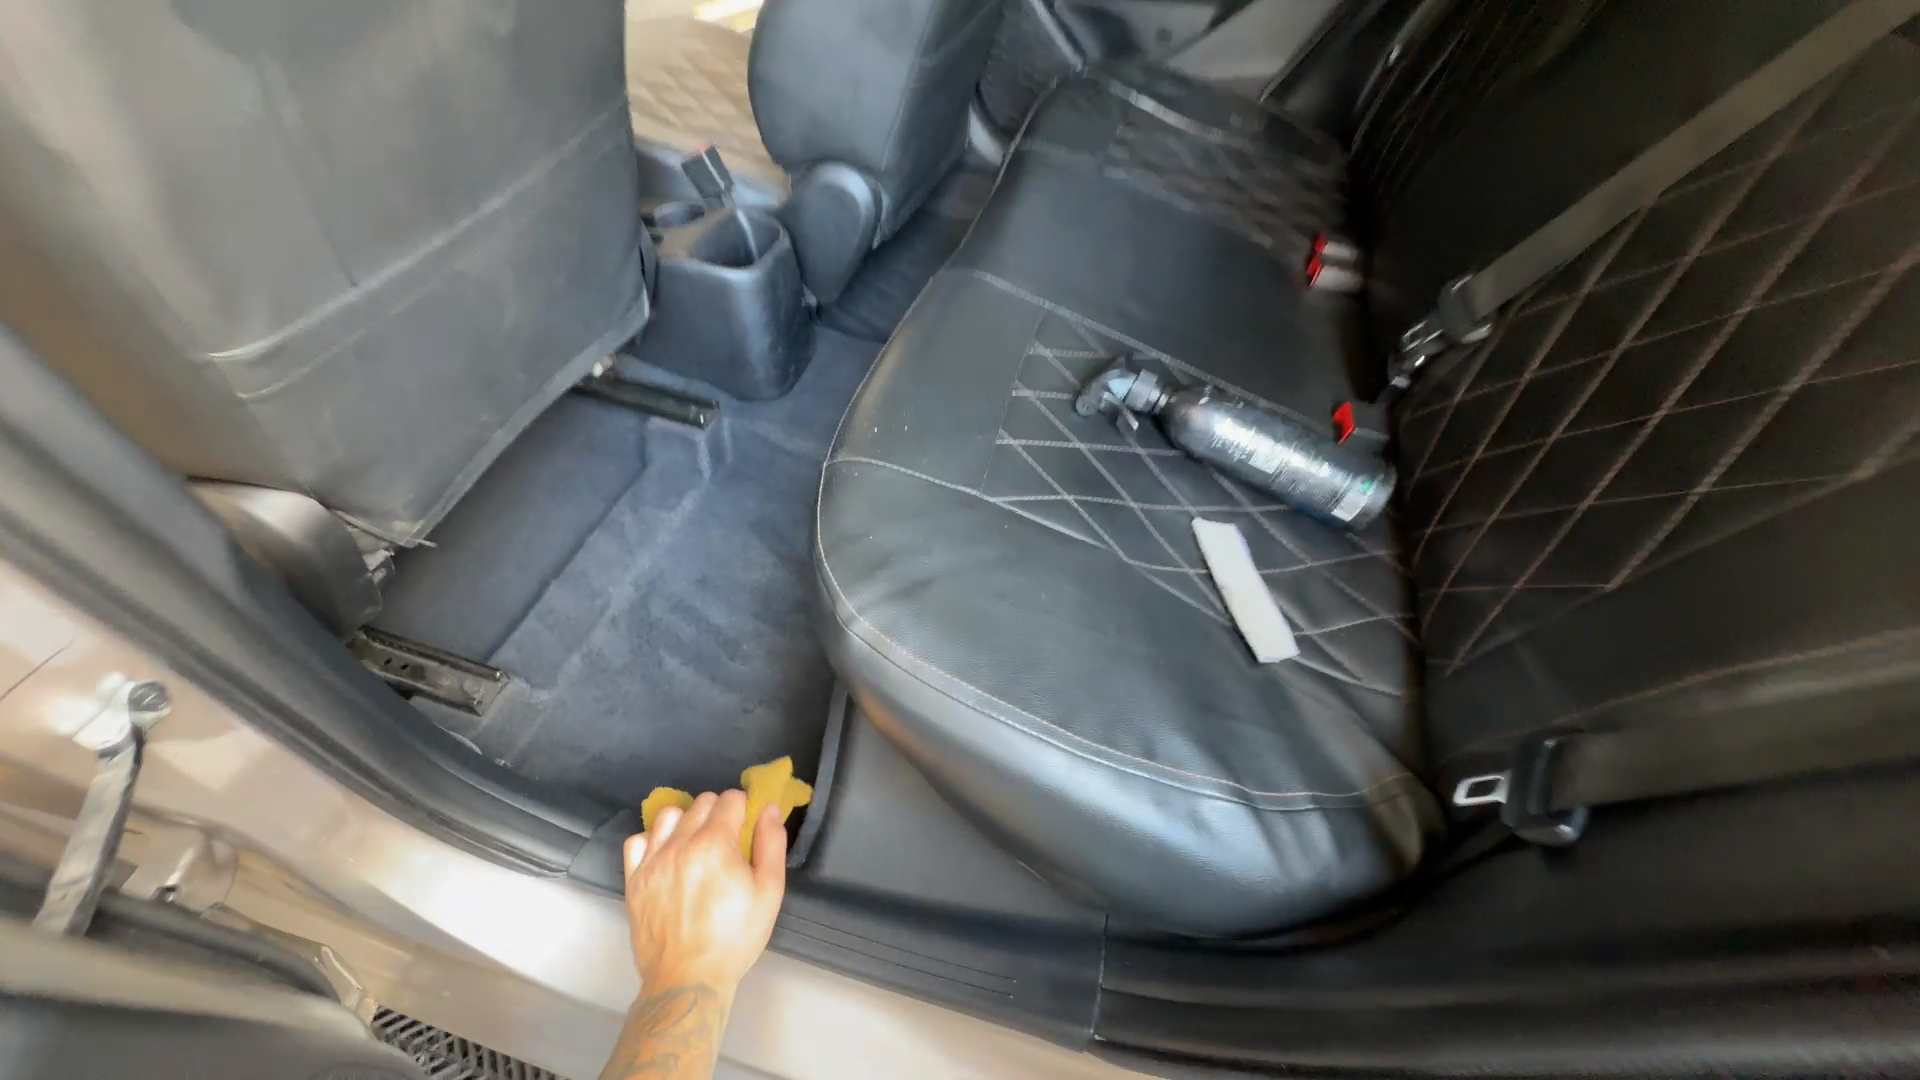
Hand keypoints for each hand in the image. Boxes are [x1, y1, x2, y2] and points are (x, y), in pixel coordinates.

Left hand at [621, 789, 786, 994]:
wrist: (687, 980)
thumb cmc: (735, 937)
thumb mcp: (770, 891)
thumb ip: (771, 843)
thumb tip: (769, 809)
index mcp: (716, 843)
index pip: (730, 798)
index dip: (744, 809)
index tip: (747, 828)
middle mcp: (680, 843)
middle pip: (702, 803)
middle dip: (719, 813)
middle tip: (727, 841)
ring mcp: (653, 861)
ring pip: (669, 815)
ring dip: (686, 821)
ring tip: (695, 845)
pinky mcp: (634, 879)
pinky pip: (638, 840)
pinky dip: (653, 841)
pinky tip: (666, 857)